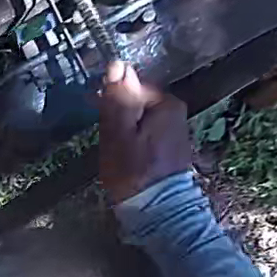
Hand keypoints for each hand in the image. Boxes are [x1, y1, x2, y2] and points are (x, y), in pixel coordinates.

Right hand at [97, 59, 191, 201]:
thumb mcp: (118, 133)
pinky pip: (145, 137)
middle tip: (107, 140)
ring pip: (139, 121)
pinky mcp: (170, 150)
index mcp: (166, 103)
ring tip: (115, 152)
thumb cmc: (134, 171)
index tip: (100, 119)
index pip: (130, 87)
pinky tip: (126, 159)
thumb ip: (118, 99)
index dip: (111, 101)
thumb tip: (116, 64)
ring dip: (123, 132)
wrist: (157, 212)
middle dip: (118, 118)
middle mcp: (176, 113)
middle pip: (136, 104)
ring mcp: (175, 132)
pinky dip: (133, 144)